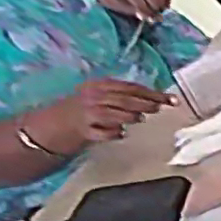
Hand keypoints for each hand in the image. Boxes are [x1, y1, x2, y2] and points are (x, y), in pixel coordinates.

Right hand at [24, 80, 174, 152]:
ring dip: (130, 116)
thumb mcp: (99, 98)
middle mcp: (92, 97)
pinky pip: (102, 132)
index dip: (152, 93)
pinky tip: (121, 133)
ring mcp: (87, 113)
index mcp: (98, 86)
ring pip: (113, 113)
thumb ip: (122, 99)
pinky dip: (113, 133)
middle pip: (124, 99)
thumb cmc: (81, 113)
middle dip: (146, 103)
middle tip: (162, 107)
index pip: (129, 87)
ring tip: (140, 118)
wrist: (48, 127)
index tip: (171, 99)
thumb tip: (153, 102)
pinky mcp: (83, 130)